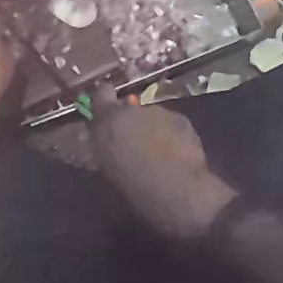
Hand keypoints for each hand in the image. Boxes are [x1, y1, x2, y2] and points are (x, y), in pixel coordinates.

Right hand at [89, 87, 238, 239]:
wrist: (176, 188)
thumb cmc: (133, 186)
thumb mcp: (107, 167)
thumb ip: (105, 145)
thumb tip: (108, 137)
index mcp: (107, 122)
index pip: (100, 94)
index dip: (104, 100)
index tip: (106, 112)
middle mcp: (132, 110)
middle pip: (129, 109)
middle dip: (131, 122)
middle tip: (135, 146)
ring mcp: (159, 112)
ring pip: (151, 117)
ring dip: (152, 129)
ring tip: (159, 155)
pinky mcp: (181, 119)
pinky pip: (171, 124)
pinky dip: (171, 135)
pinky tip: (176, 155)